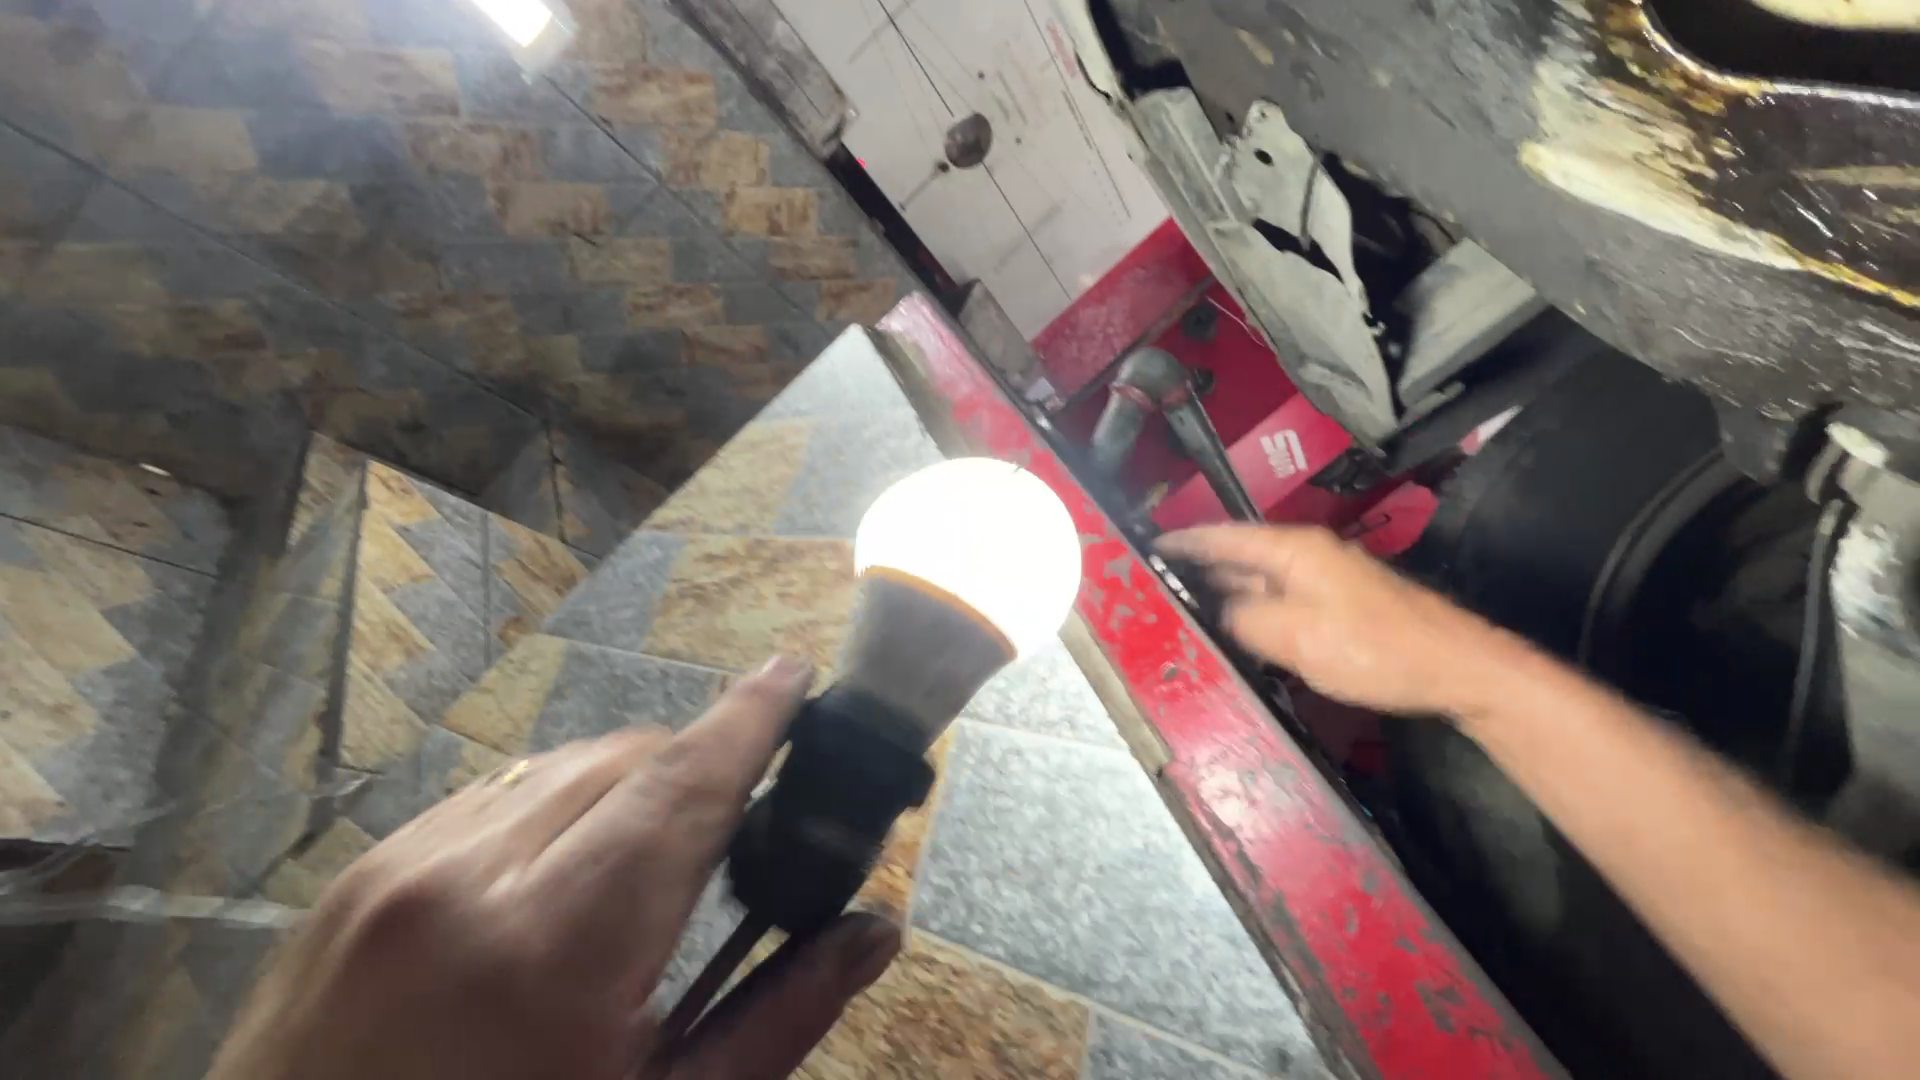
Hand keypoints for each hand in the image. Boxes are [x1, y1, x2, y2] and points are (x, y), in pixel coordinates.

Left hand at [209, 655, 899, 1079]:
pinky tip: (560, 872)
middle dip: (694, 768)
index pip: (681, 787)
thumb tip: (877, 929)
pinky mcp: (356, 876)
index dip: (748, 720)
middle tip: (732, 824)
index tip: (794, 671)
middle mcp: (464, 881)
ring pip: (560, 764)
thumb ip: (779, 1014)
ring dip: (625, 785)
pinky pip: (495, 795)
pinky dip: (555, 806)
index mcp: (551, 953)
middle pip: (626, 760)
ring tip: (644, 857)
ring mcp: (396, 870)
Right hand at [1159, 525, 1521, 716]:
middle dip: (1195, 569)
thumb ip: (1245, 620)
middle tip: (1152, 588)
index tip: (1145, 547)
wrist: (1457, 669)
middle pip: (1237, 558)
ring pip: (1256, 582)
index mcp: (1293, 551)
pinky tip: (1231, 632)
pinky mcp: (1333, 607)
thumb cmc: (1375, 648)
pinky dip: (1247, 612)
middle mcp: (1304, 557)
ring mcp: (1321, 582)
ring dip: (1220, 593)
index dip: (1182, 541)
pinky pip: (1275, 602)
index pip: (1223, 537)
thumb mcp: (1296, 636)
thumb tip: (1218, 613)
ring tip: (1180, 609)